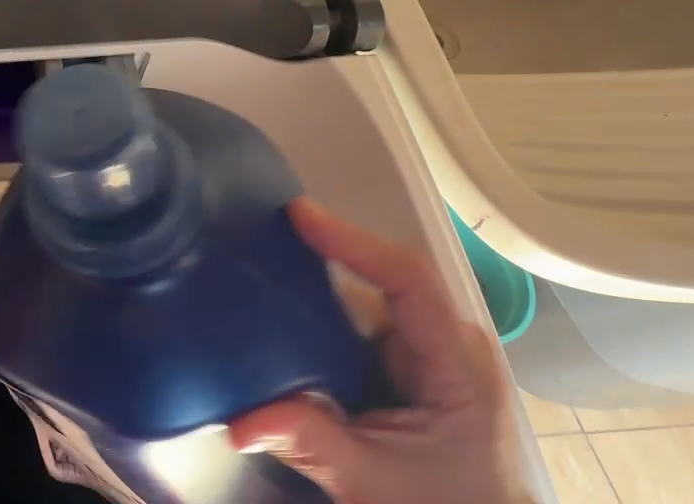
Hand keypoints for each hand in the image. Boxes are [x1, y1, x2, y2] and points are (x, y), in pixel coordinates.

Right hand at [228, 199, 523, 503]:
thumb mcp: (372, 484)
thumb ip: (311, 444)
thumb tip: (237, 424)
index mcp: (456, 366)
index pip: (411, 281)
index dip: (356, 242)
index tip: (300, 215)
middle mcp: (445, 341)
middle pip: (379, 276)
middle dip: (320, 251)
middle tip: (259, 232)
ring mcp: (424, 346)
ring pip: (363, 292)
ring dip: (314, 277)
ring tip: (256, 255)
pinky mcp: (402, 356)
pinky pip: (356, 315)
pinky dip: (316, 305)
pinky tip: (276, 298)